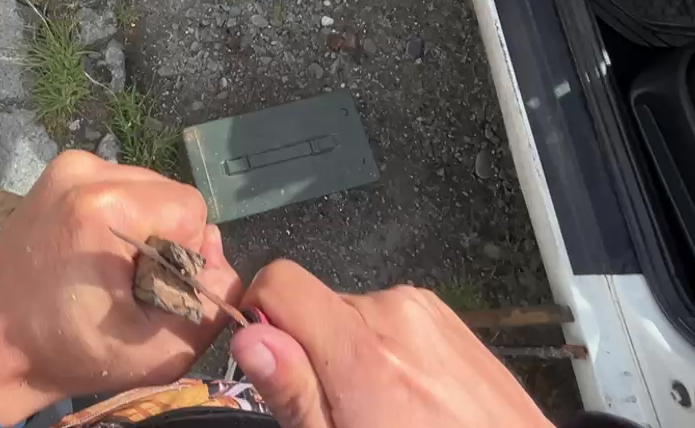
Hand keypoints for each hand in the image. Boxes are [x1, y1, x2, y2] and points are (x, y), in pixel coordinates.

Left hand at [0, 150, 241, 421]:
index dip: (186, 252)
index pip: (189, 207)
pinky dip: (122, 211)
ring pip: (147, 183)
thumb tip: (218, 257)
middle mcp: (85, 170)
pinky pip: (120, 180)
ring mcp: (69, 164)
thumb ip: (207, 305)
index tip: (156, 285)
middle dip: (167, 235)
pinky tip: (100, 243)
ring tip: (115, 262)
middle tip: (136, 277)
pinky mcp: (61, 167)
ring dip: (146, 222)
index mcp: (103, 208)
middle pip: (168, 191)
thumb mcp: (153, 351)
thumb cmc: (69, 350)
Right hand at [228, 260, 551, 427]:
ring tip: (386, 411)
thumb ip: (297, 396)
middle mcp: (393, 310)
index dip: (263, 316)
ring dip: (351, 351)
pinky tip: (413, 397)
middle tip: (345, 413)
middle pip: (316, 305)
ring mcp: (425, 308)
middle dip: (314, 350)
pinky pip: (389, 316)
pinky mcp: (447, 314)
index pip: (280, 281)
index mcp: (364, 350)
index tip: (277, 367)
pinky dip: (385, 347)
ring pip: (351, 313)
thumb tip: (247, 336)